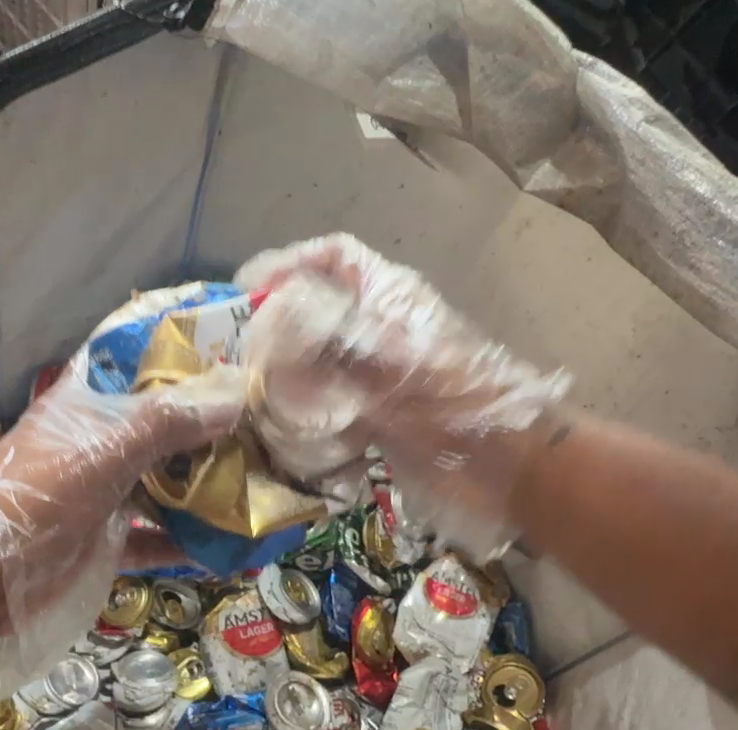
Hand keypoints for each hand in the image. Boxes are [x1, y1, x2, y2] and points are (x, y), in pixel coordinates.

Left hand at [0, 364, 244, 700]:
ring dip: (201, 493)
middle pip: (160, 434)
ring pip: (159, 486)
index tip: (233, 363)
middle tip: (263, 437)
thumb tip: (232, 401)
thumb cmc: (41, 491)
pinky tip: (225, 551)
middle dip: (207, 437)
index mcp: (88, 407)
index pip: (139, 370)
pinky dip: (183, 545)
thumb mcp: (105, 448)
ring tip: (255, 491)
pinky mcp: (101, 542)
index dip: (181, 364)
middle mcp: (95, 446)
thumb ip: (167, 424)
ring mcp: (98, 496)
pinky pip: (150, 538)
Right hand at [237, 233, 570, 556]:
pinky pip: (326, 410)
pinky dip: (303, 419)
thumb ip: (330, 342)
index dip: (288, 263)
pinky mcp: (375, 416)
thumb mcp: (392, 361)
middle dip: (273, 329)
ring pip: (314, 365)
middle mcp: (376, 331)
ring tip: (248, 397)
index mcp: (387, 299)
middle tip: (233, 355)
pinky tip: (280, 434)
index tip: (246, 290)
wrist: (504, 463)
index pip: (332, 258)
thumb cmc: (454, 400)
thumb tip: (270, 331)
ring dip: (283, 380)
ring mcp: (374, 376)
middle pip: (314, 313)